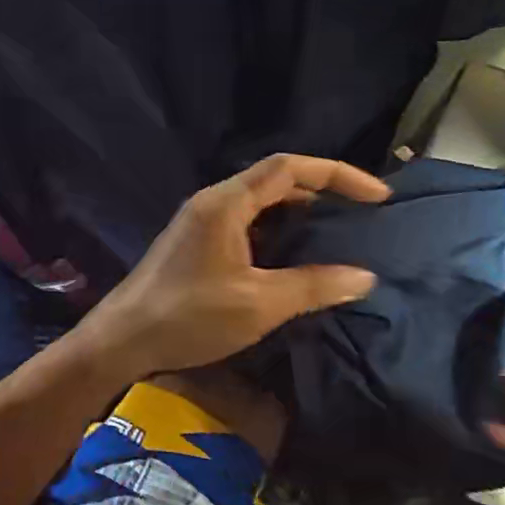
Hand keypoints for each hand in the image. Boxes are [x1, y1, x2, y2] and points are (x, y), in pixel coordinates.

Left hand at [75, 154, 389, 379]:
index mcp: (224, 203)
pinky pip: (244, 224)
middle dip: (320, 192)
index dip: (337, 175)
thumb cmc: (190, 315)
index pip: (287, 168)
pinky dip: (275, 232)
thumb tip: (365, 276)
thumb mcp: (259, 303)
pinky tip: (294, 258)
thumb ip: (314, 286)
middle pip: (273, 181)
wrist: (124, 336)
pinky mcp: (194, 243)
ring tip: (337, 237)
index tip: (379, 196)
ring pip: (258, 204)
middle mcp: (211, 202)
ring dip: (297, 214)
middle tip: (362, 218)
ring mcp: (199, 222)